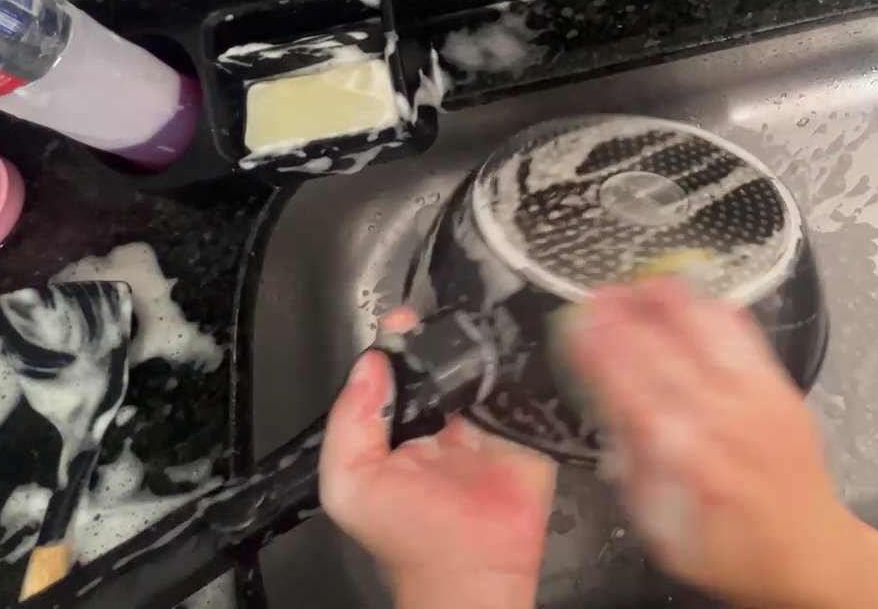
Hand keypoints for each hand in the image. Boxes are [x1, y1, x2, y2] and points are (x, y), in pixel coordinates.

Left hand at [319, 309, 556, 608]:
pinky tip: (521, 343)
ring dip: (489, 339)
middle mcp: (449, 406)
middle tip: (452, 310)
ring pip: (490, 358)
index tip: (407, 316)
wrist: (474, 567)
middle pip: (448, 353)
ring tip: (487, 316)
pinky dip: (524, 361)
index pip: (403, 364)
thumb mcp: (352, 484)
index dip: (402, 338)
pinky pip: (527, 379)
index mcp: (406, 416)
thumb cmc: (409, 532)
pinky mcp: (528, 417)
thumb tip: (370, 362)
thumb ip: (349, 425)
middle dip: (448, 329)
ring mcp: (491, 410)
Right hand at [562, 278, 870, 607]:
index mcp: (694, 465)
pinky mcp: (780, 385)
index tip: (582, 329)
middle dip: (630, 322)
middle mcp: (729, 423)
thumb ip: (636, 473)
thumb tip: (610, 417)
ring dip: (675, 304)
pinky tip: (697, 293)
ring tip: (645, 281)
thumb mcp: (668, 533)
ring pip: (712, 337)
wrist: (812, 549)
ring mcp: (759, 398)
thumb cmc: (736, 548)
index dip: (606, 358)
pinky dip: (719, 311)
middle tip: (601, 295)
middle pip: (671, 359)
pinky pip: (748, 338)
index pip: (639, 398)